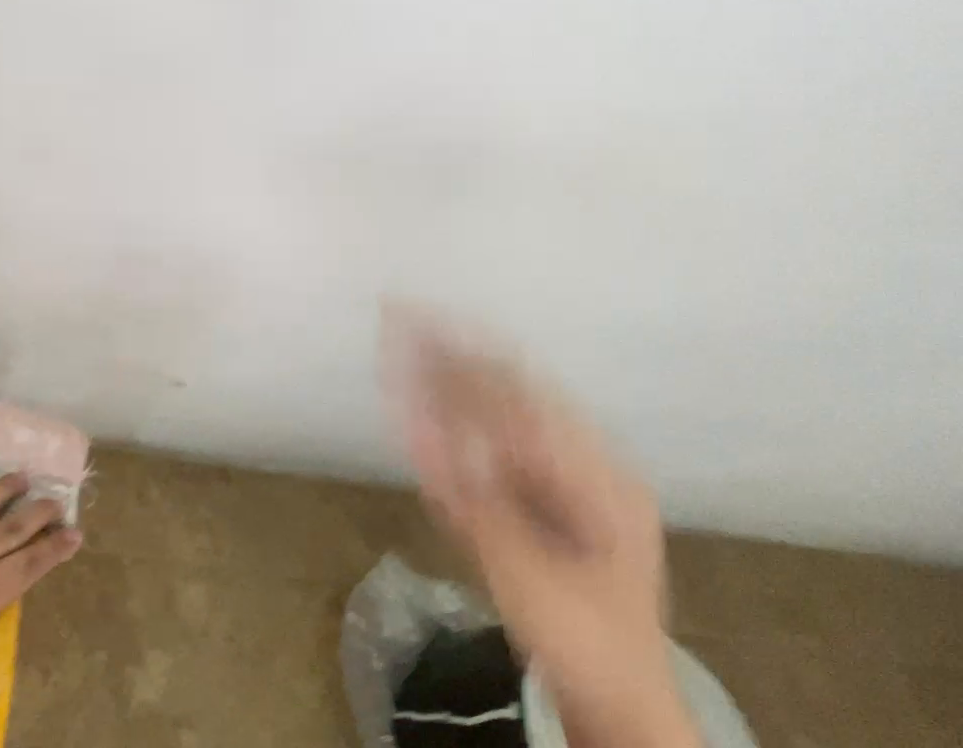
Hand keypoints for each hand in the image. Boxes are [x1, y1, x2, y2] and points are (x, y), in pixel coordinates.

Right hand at [383, 310, 698, 747]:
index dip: (460, 361)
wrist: (621, 701)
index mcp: (598, 478)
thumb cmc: (585, 643)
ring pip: (500, 414)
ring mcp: (566, 481)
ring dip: (449, 379)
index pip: (518, 401)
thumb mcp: (531, 581)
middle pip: (511, 393)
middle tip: (396, 316)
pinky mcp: (543, 499)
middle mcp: (586, 464)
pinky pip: (492, 446)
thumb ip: (478, 505)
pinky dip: (453, 420)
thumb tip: (427, 437)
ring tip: (402, 341)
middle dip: (452, 353)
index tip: (409, 325)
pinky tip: (422, 405)